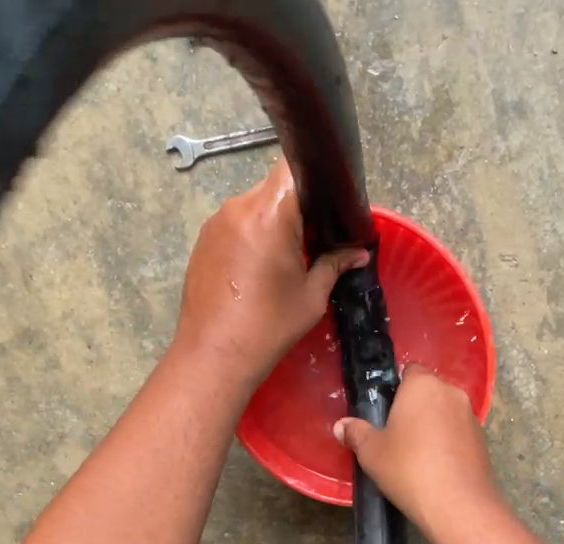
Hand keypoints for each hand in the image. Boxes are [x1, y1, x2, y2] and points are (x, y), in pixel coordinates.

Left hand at [170, 160, 369, 386]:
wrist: (214, 355)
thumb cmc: (269, 327)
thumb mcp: (311, 297)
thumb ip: (334, 265)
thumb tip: (359, 253)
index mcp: (270, 214)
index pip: (293, 167)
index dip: (314, 178)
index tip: (328, 204)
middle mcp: (239, 207)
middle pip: (274, 187)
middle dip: (297, 207)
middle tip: (314, 240)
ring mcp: (216, 222)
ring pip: (254, 206)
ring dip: (273, 224)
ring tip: (286, 259)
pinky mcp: (203, 240)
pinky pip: (236, 224)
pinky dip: (252, 237)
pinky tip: (259, 270)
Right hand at [334, 365, 501, 531]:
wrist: (458, 505)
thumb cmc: (408, 469)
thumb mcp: (371, 452)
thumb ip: (356, 433)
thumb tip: (342, 426)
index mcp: (423, 385)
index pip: (409, 370)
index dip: (396, 389)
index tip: (385, 412)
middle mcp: (452, 392)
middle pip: (429, 392)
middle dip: (414, 408)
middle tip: (396, 436)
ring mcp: (471, 416)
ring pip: (445, 414)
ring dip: (433, 426)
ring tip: (416, 455)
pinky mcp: (483, 440)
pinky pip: (459, 434)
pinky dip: (448, 444)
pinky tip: (437, 467)